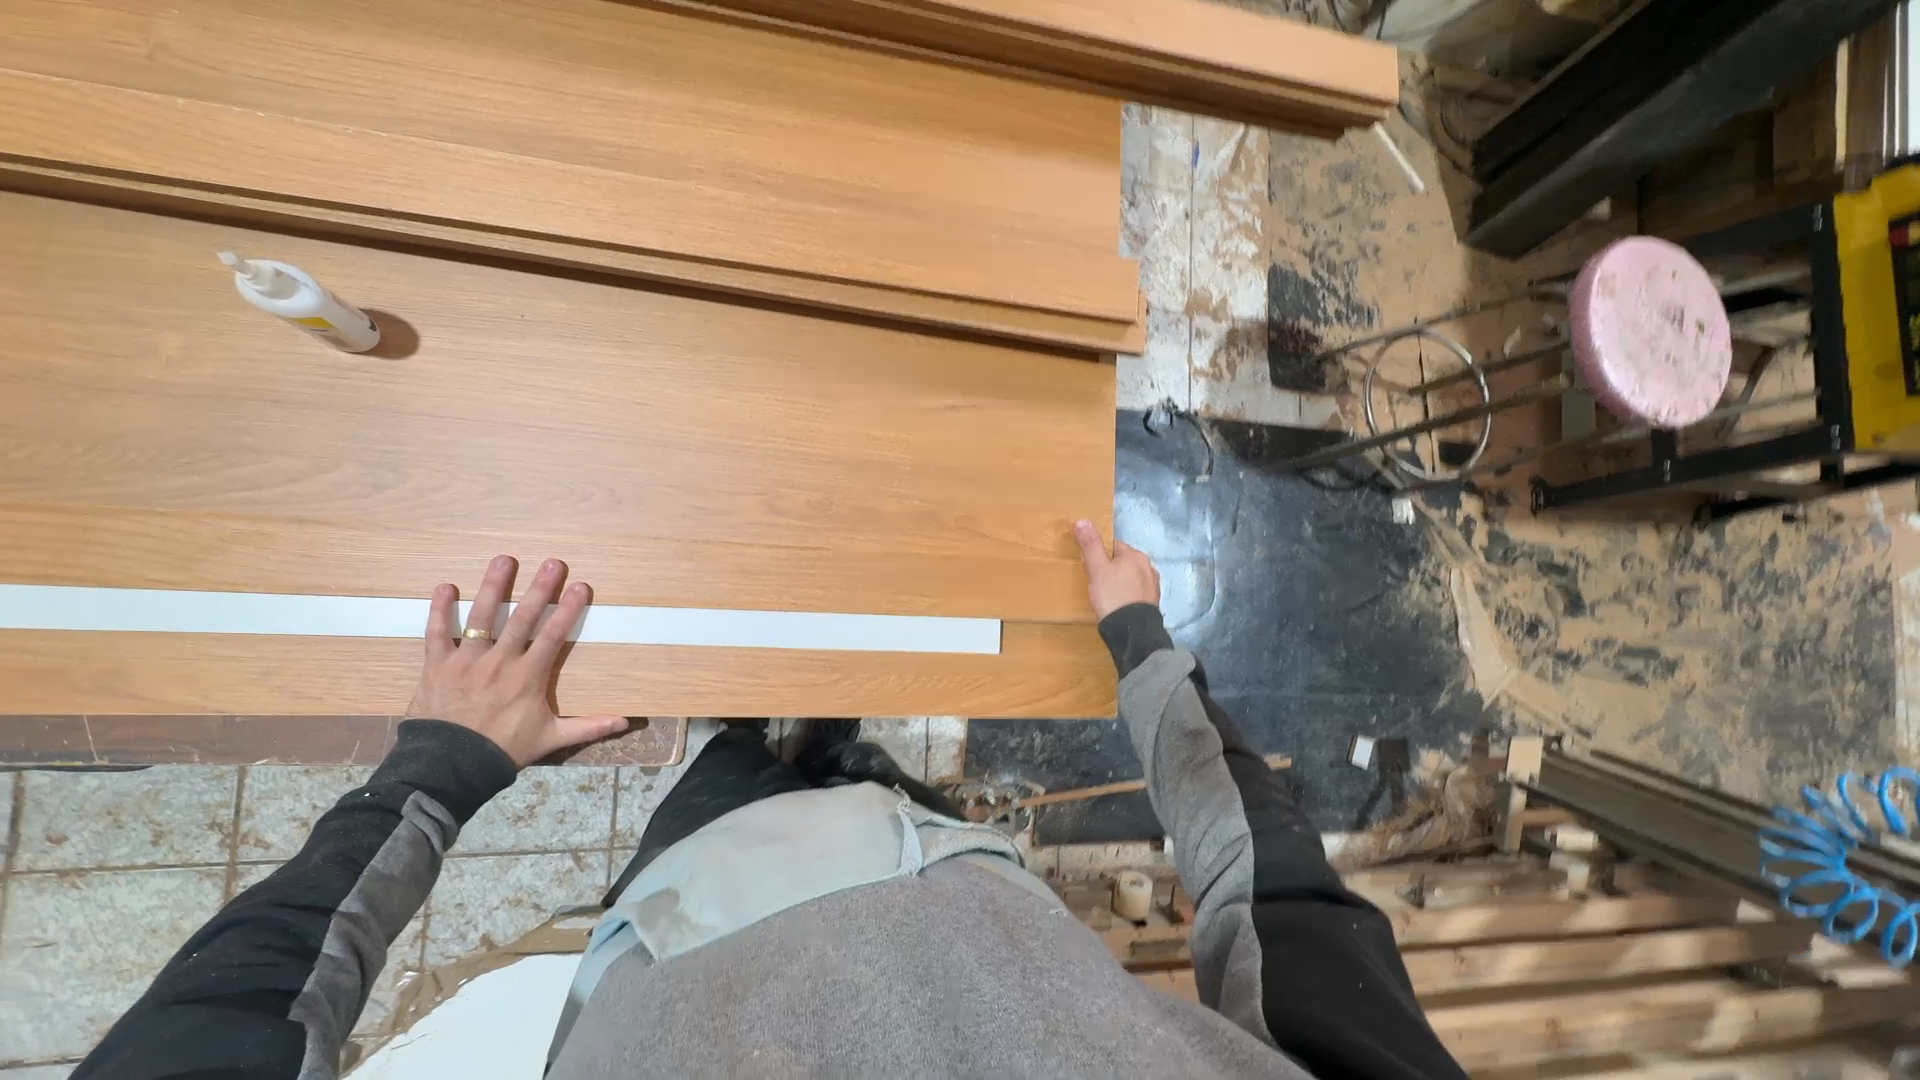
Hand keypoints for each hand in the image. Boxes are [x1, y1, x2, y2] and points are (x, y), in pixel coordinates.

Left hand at [408, 555, 628, 767]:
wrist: (449, 767)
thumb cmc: (503, 750)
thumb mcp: (551, 738)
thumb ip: (589, 727)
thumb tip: (626, 722)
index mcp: (528, 676)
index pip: (553, 635)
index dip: (568, 609)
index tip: (580, 586)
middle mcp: (500, 662)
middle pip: (522, 618)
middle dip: (540, 589)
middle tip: (552, 563)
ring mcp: (467, 661)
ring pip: (482, 617)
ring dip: (493, 587)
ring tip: (504, 560)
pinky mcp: (437, 666)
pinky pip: (437, 633)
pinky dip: (440, 609)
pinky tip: (446, 586)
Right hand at [1072, 519, 1159, 619]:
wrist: (1132, 629)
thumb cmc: (1112, 596)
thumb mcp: (1097, 569)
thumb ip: (1091, 545)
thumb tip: (1082, 520)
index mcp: (1134, 555)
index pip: (1113, 546)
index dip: (1100, 555)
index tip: (1091, 568)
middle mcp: (1148, 566)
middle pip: (1124, 561)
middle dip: (1112, 569)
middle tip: (1097, 583)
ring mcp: (1153, 584)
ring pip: (1132, 576)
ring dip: (1122, 582)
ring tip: (1108, 596)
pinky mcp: (1154, 601)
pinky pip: (1137, 591)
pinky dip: (1129, 595)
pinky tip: (1120, 605)